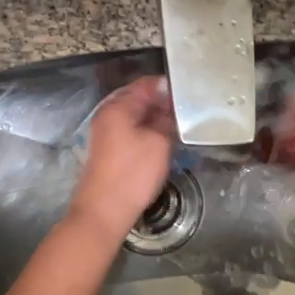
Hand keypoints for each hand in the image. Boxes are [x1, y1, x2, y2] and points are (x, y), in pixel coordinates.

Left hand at [68, 77, 175, 238]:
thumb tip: (171, 108)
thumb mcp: (159, 142)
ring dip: (155, 118)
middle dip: (162, 102)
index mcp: (117, 106)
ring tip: (180, 125)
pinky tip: (163, 138)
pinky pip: (130, 129)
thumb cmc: (133, 174)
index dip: (169, 86)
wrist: (104, 210)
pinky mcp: (108, 148)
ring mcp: (105, 131)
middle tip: (188, 110)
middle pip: (138, 98)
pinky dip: (146, 130)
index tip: (190, 93)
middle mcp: (107, 114)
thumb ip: (166, 119)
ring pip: (134, 115)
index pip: (146, 84)